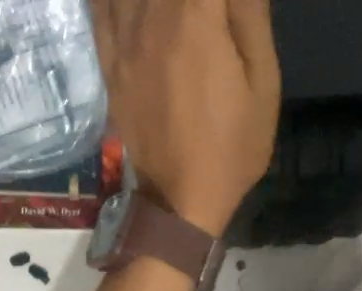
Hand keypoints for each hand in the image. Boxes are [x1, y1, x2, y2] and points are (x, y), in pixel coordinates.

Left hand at [92, 0, 280, 234]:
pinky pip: (99, 5)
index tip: (228, 4)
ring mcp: (123, 39)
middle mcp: (151, 16)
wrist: (180, 200)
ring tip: (175, 12)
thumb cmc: (232, 147)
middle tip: (206, 9)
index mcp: (196, 17)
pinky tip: (134, 5)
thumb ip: (250, 15)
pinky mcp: (109, 62)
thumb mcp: (262, 83)